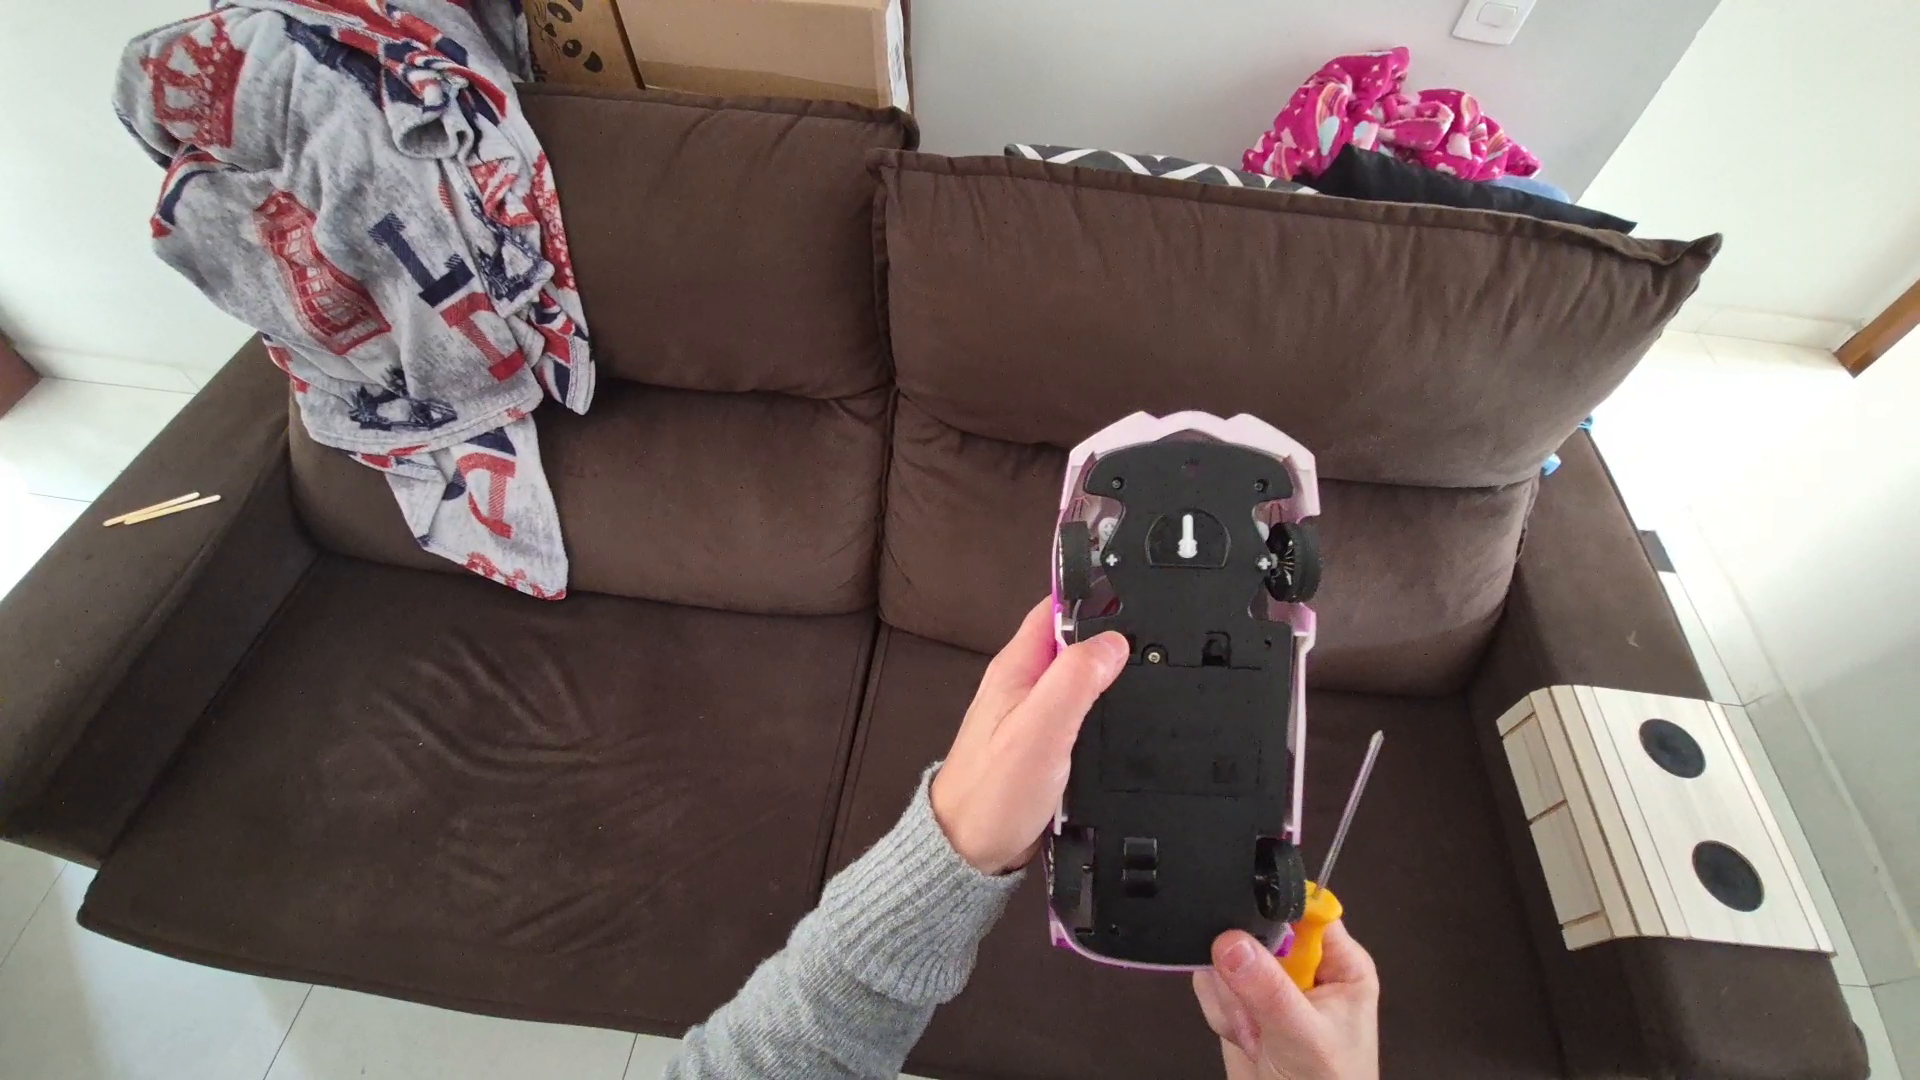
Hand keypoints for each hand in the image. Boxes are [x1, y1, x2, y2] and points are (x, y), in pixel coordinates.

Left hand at [930, 598, 1129, 874]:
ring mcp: (1029, 712)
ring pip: (1075, 676)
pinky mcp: (1039, 740)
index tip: (1130, 593)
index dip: (1091, 595)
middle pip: (1070, 640)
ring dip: (1104, 671)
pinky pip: (1074, 709)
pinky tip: (1117, 716)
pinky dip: (1098, 706)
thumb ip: (1074, 680)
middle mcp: (1021, 683)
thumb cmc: (993, 793)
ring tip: (1145, 671)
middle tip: (1152, 635)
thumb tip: (1112, 642)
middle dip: (1107, 632)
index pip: (1054, 608)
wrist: (970, 848)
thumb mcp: (1040, 730)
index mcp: (1016, 667)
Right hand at [1191, 921, 1379, 1079]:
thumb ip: (1268, 989)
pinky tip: (1241, 1037)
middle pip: (1253, 922)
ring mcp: (1268, 979)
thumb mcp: (1303, 1040)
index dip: (1271, 904)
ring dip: (1229, 995)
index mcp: (1339, 961)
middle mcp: (1304, 962)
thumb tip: (1229, 939)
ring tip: (1253, 1033)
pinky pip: (1208, 978)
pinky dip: (1217, 1009)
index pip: (1304, 906)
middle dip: (1242, 966)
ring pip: (1224, 951)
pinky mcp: (1238, 996)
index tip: (1244, 924)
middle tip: (1250, 1002)